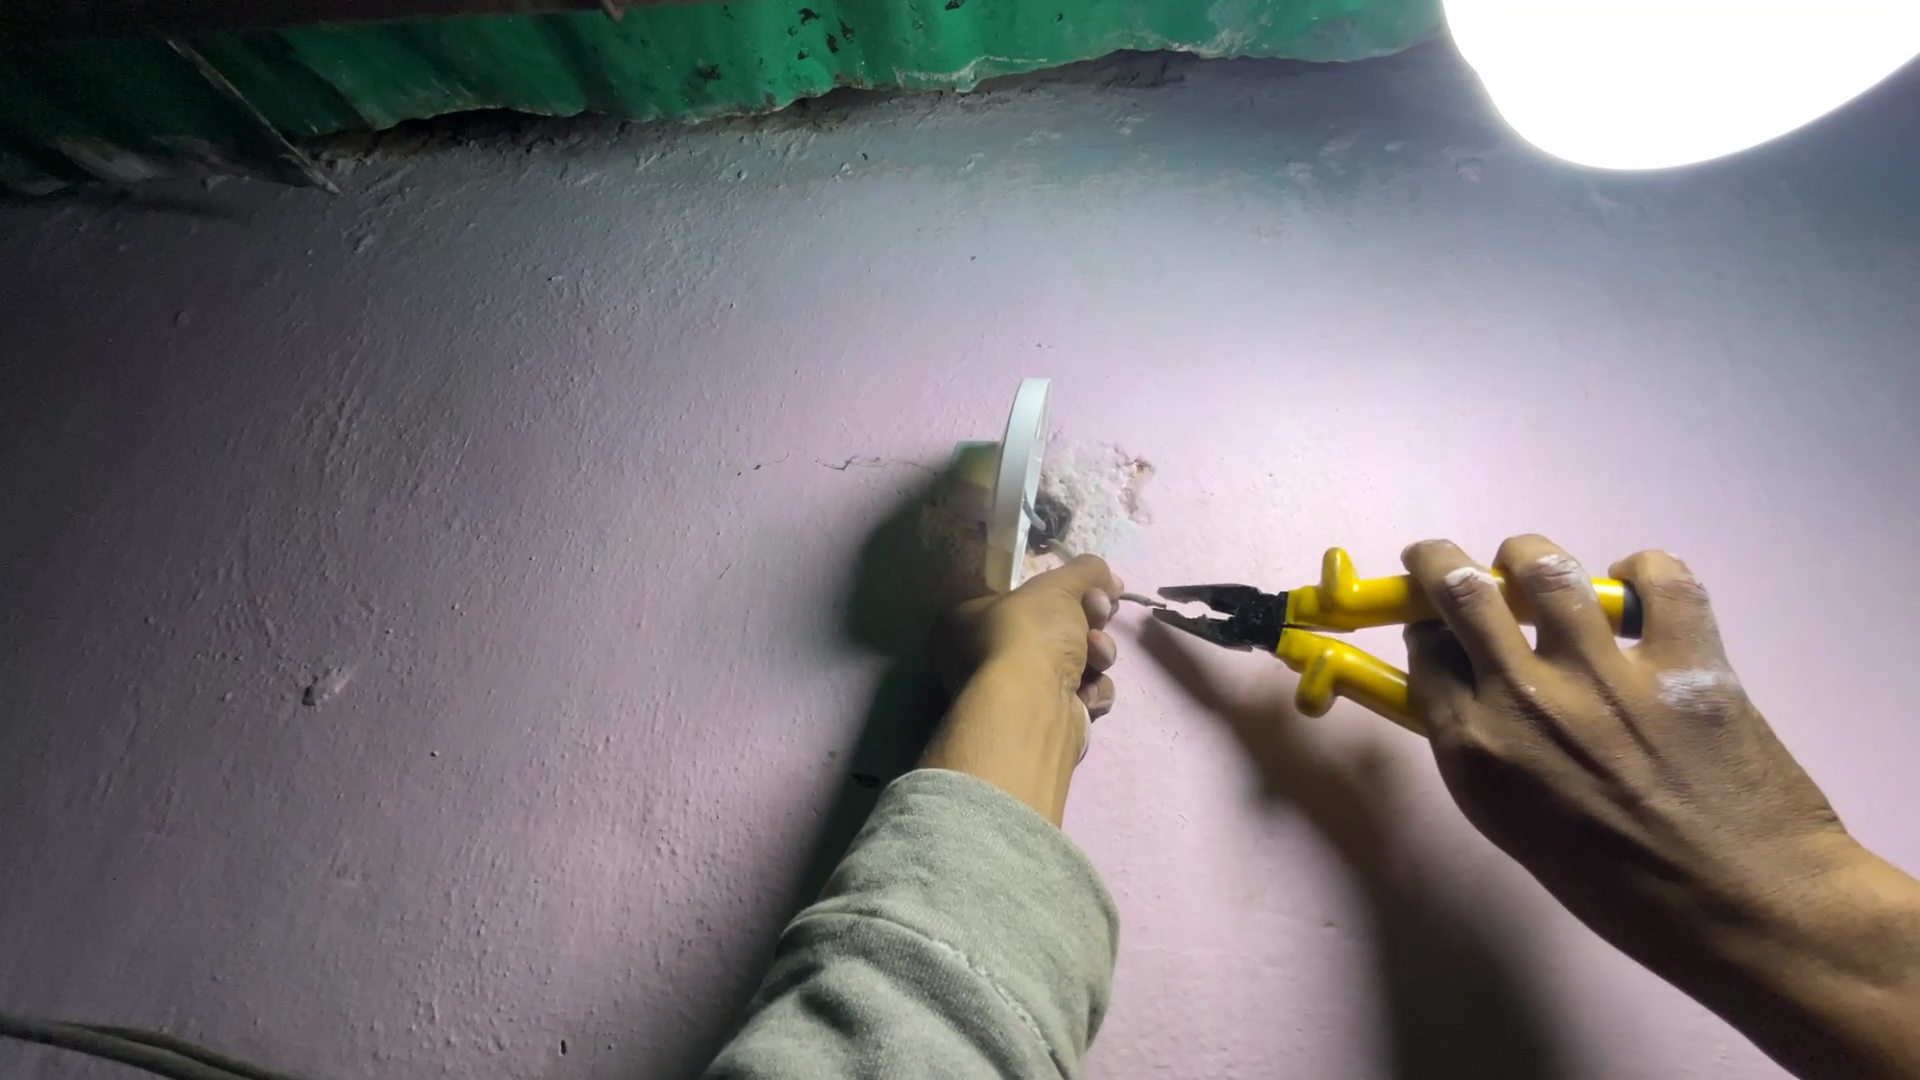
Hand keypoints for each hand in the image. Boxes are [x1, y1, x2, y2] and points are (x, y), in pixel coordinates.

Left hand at [931, 554, 1123, 723]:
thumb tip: (1108, 579)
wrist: (1034, 703)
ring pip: (1076, 662)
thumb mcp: (1058, 585)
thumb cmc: (1031, 634)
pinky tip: (1087, 690)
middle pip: (1057, 629)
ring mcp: (1017, 693)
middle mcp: (986, 657)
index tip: (1096, 589)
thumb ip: (1085, 571)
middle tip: (1099, 613)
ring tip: (1096, 654)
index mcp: (972, 620)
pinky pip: (1081, 695)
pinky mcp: (1046, 720)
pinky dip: (1092, 690)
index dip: (1067, 591)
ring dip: (1097, 653)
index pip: (1026, 599)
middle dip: (1088, 620)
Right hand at [1403, 535, 1919, 1078]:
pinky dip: (1642, 571)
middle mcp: (1526, 696)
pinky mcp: (1690, 666)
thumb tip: (1448, 671)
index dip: (1422, 629)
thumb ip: (1461, 734)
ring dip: (1524, 555)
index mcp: (1473, 740)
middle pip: (1458, 589)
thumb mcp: (1495, 810)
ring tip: (1529, 567)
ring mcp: (1610, 676)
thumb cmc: (1602, 871)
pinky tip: (1633, 590)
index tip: (1434, 631)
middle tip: (1439, 561)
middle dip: (1434, 560)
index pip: (1422, 646)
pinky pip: (1662, 582)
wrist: (1744, 908)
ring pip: (1544, 568)